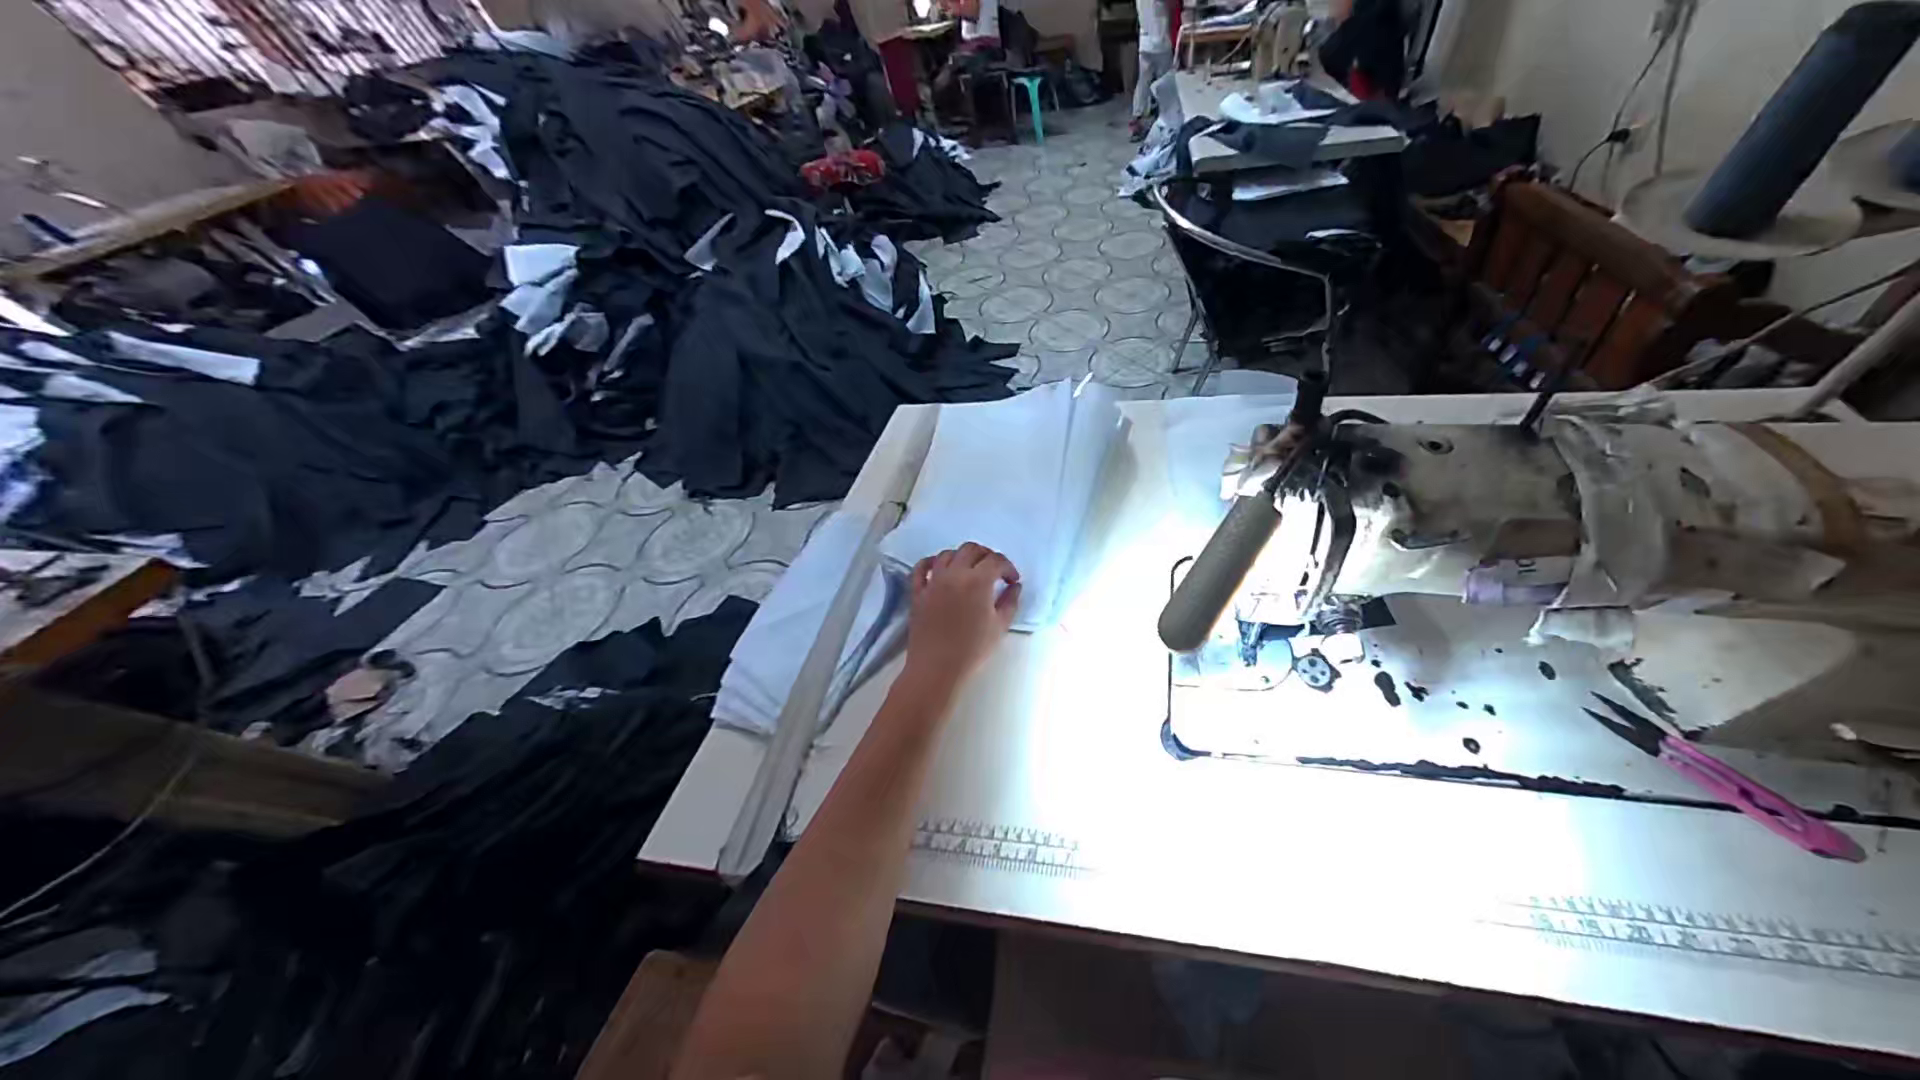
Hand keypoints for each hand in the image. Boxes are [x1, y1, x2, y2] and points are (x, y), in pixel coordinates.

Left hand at [903, 543, 1020, 687]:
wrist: (936, 666)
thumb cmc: (972, 649)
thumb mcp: (1000, 626)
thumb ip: (1010, 602)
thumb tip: (1015, 586)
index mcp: (977, 581)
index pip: (996, 560)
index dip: (1008, 567)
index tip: (1012, 580)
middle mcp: (954, 574)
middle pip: (971, 550)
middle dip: (986, 556)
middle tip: (994, 570)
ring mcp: (933, 581)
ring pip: (947, 554)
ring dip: (962, 556)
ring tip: (969, 570)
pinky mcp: (917, 591)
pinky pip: (921, 567)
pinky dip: (931, 562)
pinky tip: (939, 567)